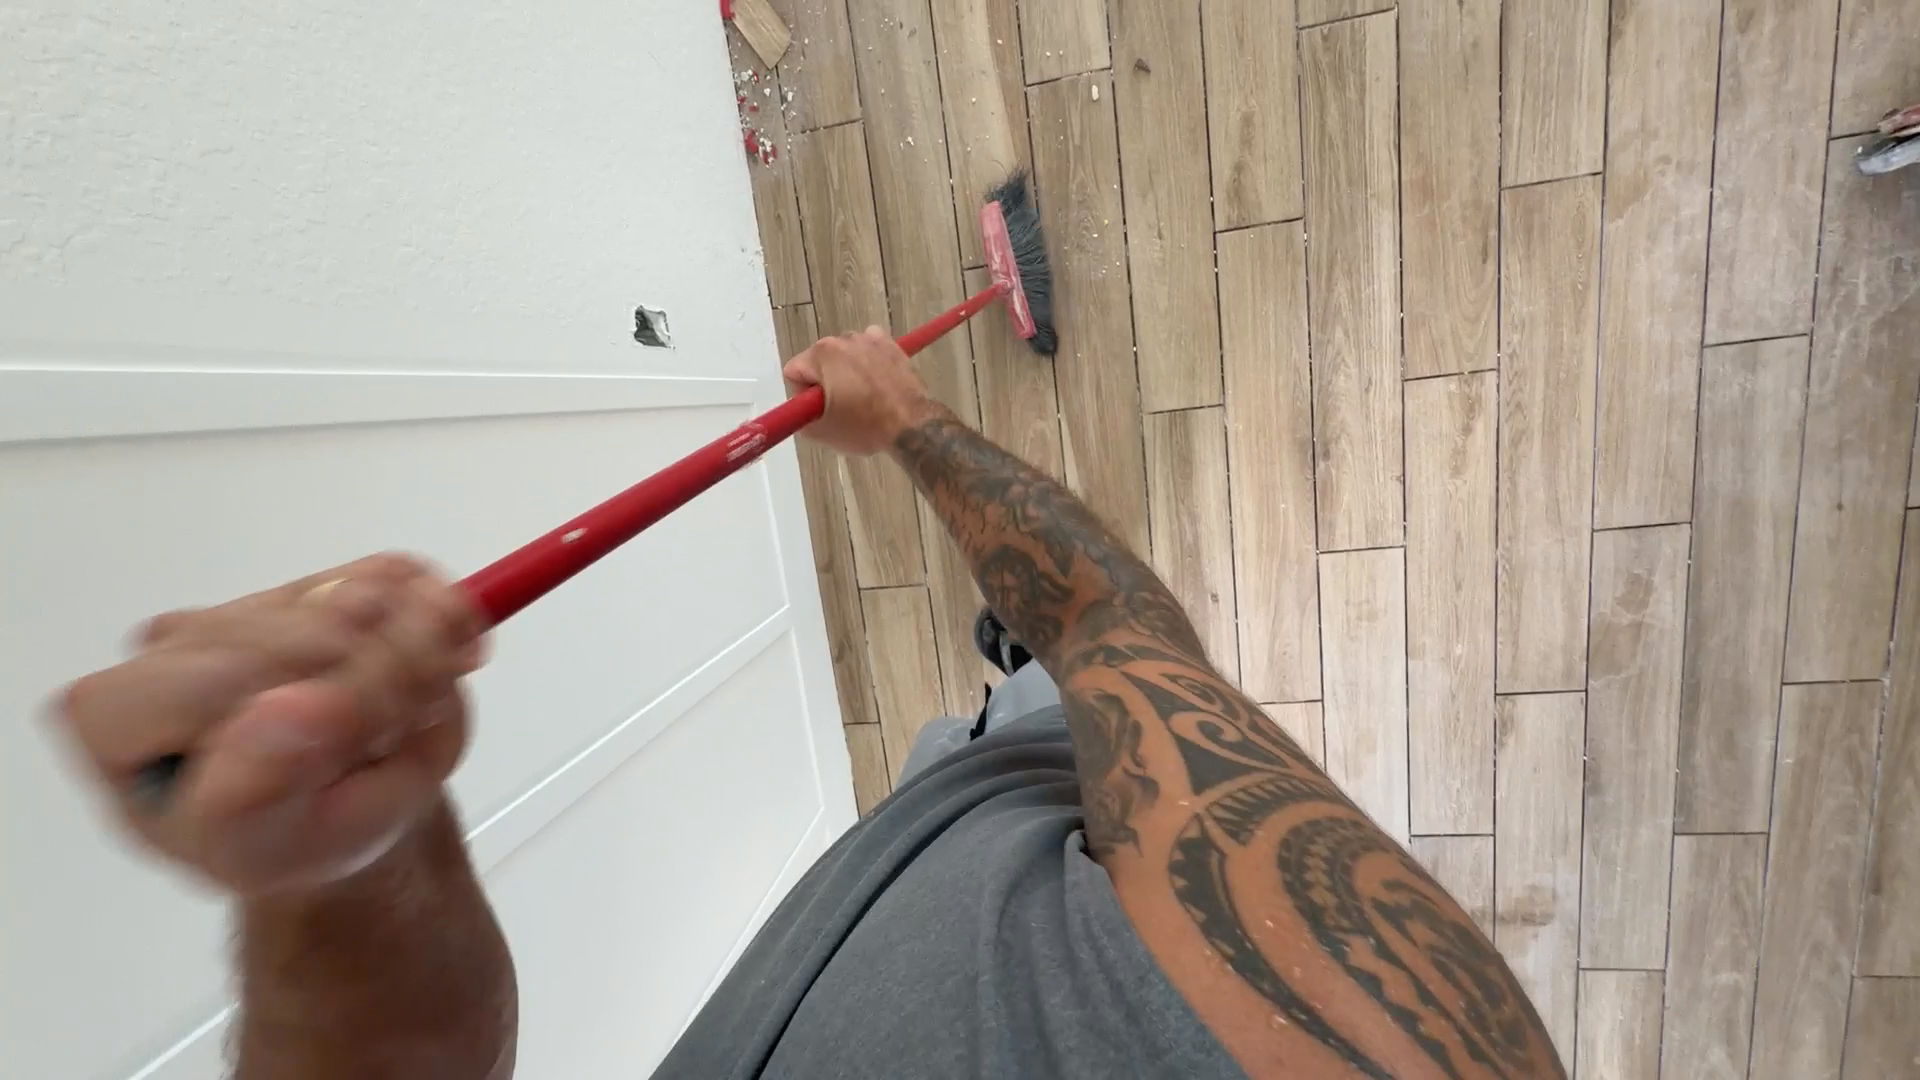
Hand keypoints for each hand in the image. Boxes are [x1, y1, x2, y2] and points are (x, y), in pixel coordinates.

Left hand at [51, 554, 487, 897]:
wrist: (361, 803)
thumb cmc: (304, 836)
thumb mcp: (270, 849)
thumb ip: (255, 791)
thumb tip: (291, 707)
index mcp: (126, 711)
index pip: (224, 671)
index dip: (320, 700)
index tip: (370, 744)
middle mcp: (181, 643)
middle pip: (308, 628)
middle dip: (384, 684)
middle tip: (397, 736)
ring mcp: (264, 600)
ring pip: (365, 591)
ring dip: (422, 655)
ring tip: (414, 709)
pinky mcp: (334, 580)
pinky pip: (404, 572)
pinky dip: (445, 618)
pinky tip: (445, 661)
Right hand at [783, 326, 941, 454]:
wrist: (912, 424)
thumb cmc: (866, 426)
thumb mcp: (821, 432)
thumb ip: (800, 417)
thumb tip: (804, 411)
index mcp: (822, 354)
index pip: (794, 371)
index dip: (802, 395)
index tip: (818, 411)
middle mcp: (844, 338)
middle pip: (820, 361)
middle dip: (826, 383)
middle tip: (841, 409)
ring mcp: (870, 338)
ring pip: (845, 356)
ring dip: (848, 374)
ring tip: (864, 400)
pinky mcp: (892, 345)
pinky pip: (870, 352)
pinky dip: (869, 364)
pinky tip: (877, 385)